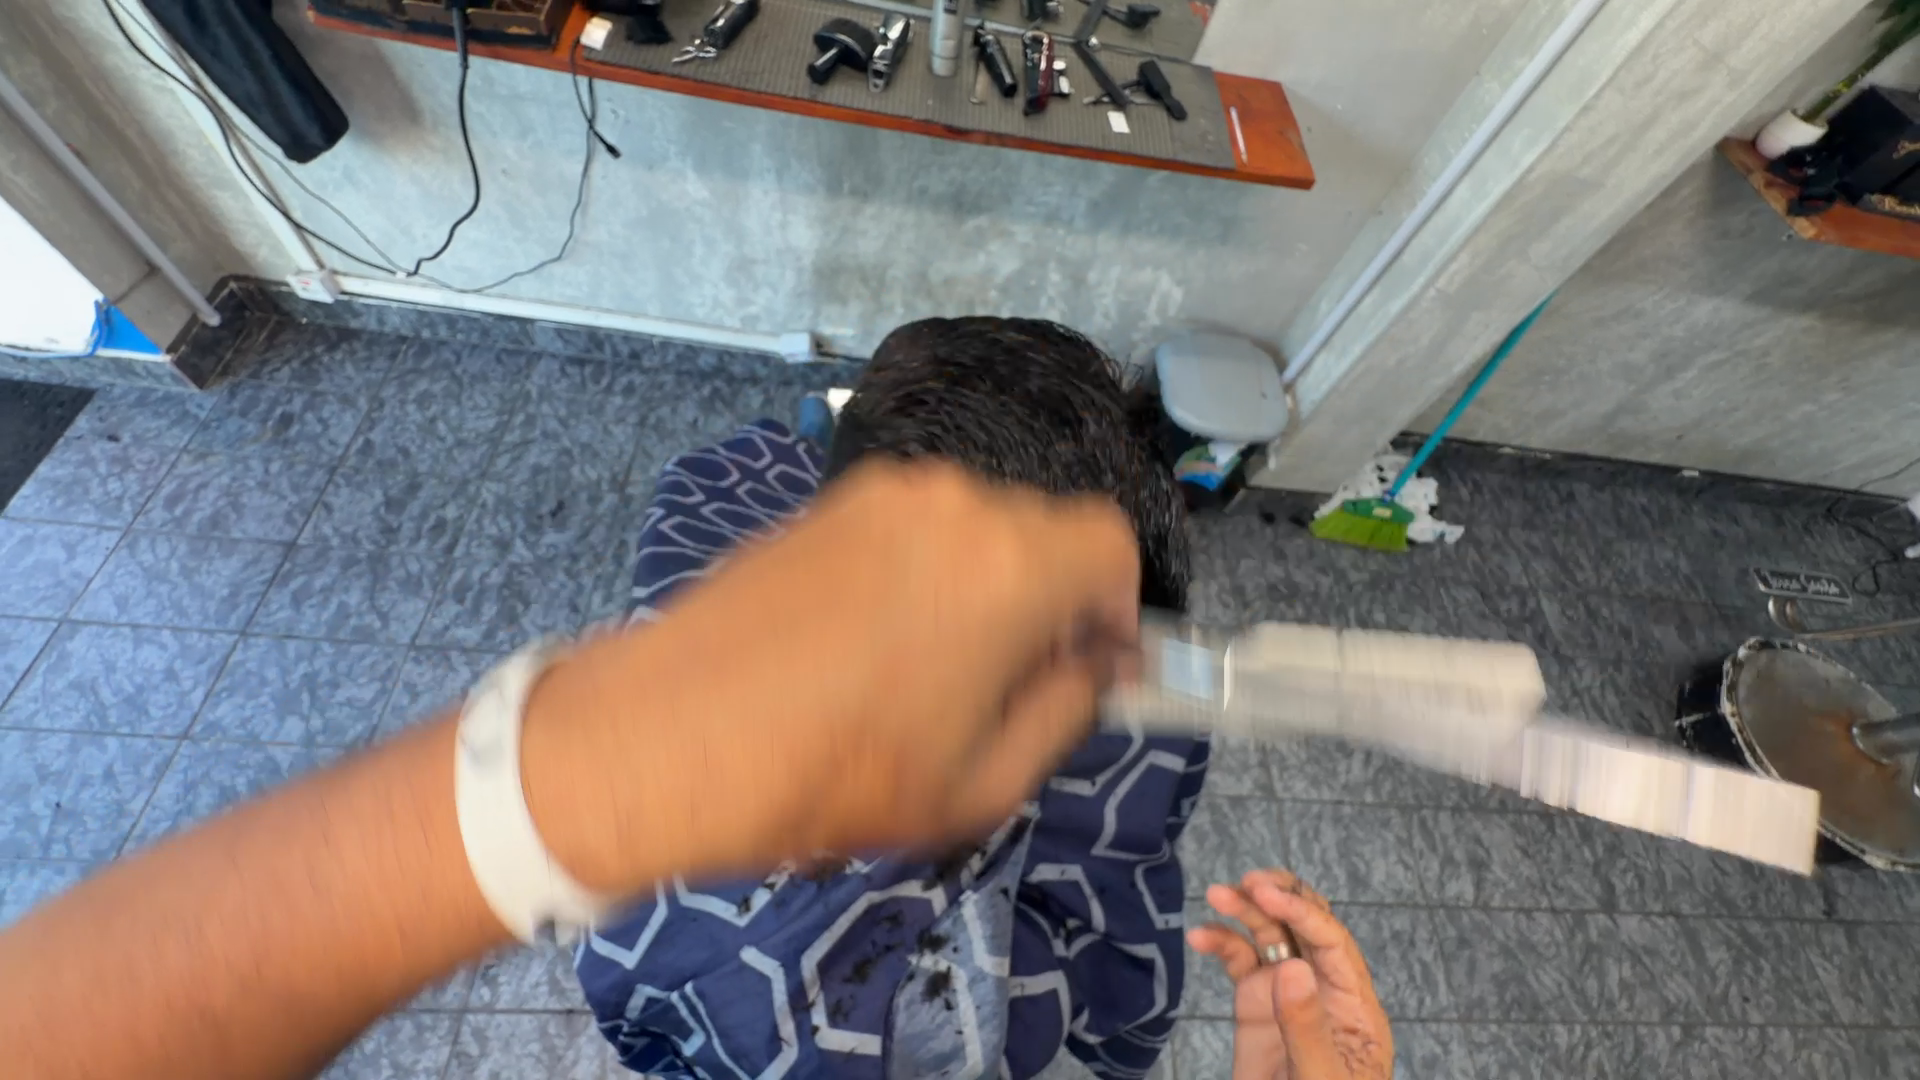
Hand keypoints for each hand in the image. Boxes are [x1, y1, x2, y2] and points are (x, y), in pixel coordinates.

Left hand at [520, 460, 1142, 891]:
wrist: (664, 735)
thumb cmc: (832, 775)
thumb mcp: (981, 782)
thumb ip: (1067, 709)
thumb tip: (1095, 662)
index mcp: (1008, 564)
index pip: (1111, 544)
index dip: (1118, 605)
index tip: (1092, 661)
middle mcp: (954, 505)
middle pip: (1046, 533)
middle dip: (1053, 599)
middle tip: (1012, 676)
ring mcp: (886, 493)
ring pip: (982, 528)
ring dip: (990, 583)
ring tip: (937, 660)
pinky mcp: (834, 501)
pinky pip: (920, 525)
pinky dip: (933, 567)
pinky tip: (882, 632)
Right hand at [1187, 869, 1392, 1079]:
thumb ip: (1307, 1028)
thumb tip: (1291, 966)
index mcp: (1353, 1007)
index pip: (1331, 941)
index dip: (1301, 911)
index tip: (1263, 895)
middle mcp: (1321, 989)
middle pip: (1303, 925)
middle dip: (1276, 897)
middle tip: (1246, 884)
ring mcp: (1285, 993)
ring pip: (1268, 933)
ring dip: (1243, 910)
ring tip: (1215, 895)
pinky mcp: (1255, 1002)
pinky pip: (1238, 958)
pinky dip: (1219, 940)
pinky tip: (1199, 936)